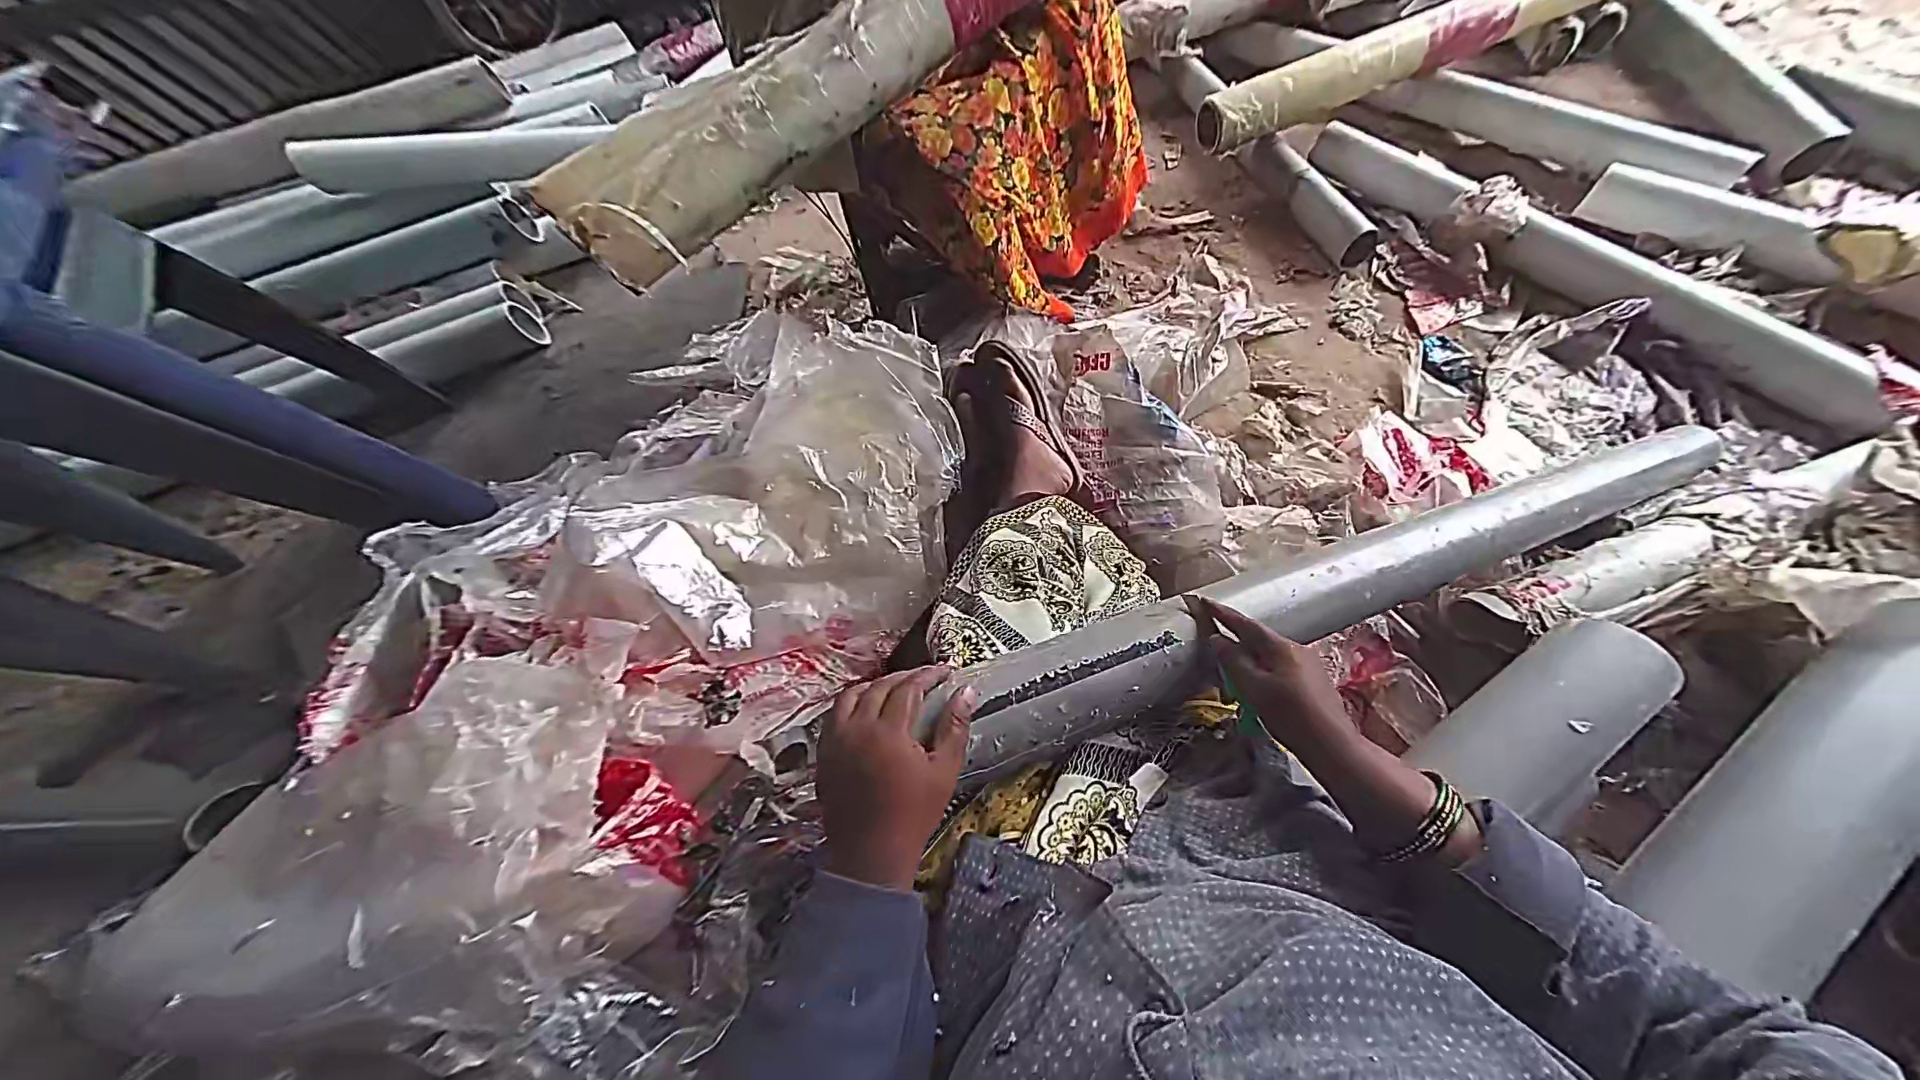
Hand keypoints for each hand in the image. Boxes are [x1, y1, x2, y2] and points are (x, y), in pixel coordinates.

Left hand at [818, 666, 977, 889]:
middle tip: (925, 679)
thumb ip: (954, 727)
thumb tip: (966, 692)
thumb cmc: (913, 814)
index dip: (928, 675)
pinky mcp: (824, 752)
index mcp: (888, 731)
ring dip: (876, 685)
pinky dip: (853, 703)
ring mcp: (836, 739)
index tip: (945, 671)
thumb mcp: (943, 771)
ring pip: (853, 695)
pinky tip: (866, 709)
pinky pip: (835, 714)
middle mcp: (857, 728)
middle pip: (880, 686)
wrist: (871, 854)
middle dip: (905, 677)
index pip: (908, 688)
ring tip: (895, 689)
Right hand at [1188, 597, 1481, 862]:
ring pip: (1269, 652)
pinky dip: (1262, 666)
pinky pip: (1279, 664)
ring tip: (1231, 660)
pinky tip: (1257, 680)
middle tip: (1213, 628)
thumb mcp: (1253, 688)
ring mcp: (1307, 664)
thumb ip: (1233, 661)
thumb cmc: (1290, 716)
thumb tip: (1218, 639)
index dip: (1221, 613)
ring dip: (1249, 652)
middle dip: (1235, 633)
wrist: (1333, 746)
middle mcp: (1295, 649)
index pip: (1244, 624)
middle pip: (1258, 636)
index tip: (1203, 602)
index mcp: (1279, 647)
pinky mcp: (1312, 680)